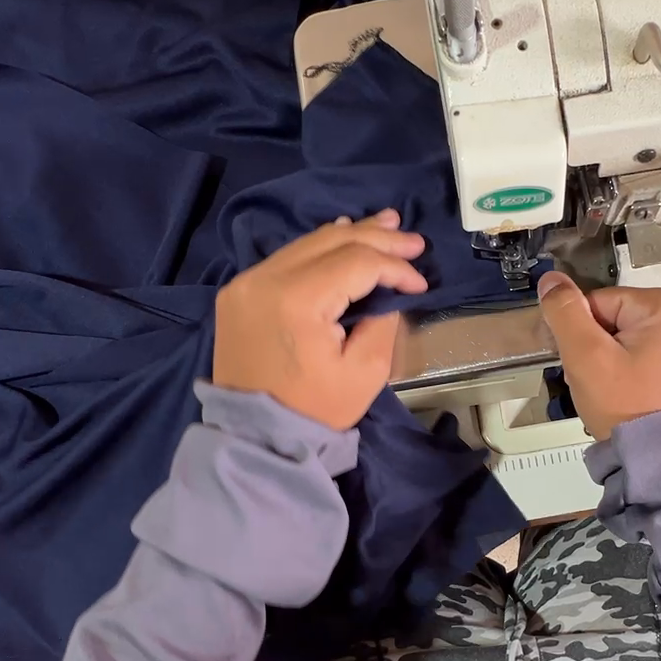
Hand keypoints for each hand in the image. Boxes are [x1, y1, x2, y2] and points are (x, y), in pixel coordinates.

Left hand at [212, 210, 426, 429]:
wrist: (254, 436)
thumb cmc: (315, 410)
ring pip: (307, 243)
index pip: (357, 263)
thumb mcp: (366, 372)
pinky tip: (343, 235)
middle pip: (331, 241)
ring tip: (386, 224)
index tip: (421, 284)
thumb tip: (386, 294)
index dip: (395, 268)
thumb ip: (382, 322)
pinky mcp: (239, 292)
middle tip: (414, 239)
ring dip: (350, 235)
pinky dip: (320, 248)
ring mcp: (246, 283)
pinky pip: (287, 258)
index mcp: (297, 300)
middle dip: (378, 238)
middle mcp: (265, 279)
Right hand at [535, 270, 660, 440]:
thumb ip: (564, 311)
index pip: (598, 302)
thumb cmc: (623, 403)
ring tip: (606, 386)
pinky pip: (631, 352)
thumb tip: (550, 279)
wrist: (652, 455)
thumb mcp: (586, 354)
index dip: (581, 331)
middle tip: (596, 377)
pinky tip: (617, 389)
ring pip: (616, 336)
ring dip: (601, 359)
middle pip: (608, 317)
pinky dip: (616, 369)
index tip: (584, 361)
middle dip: (592, 346)